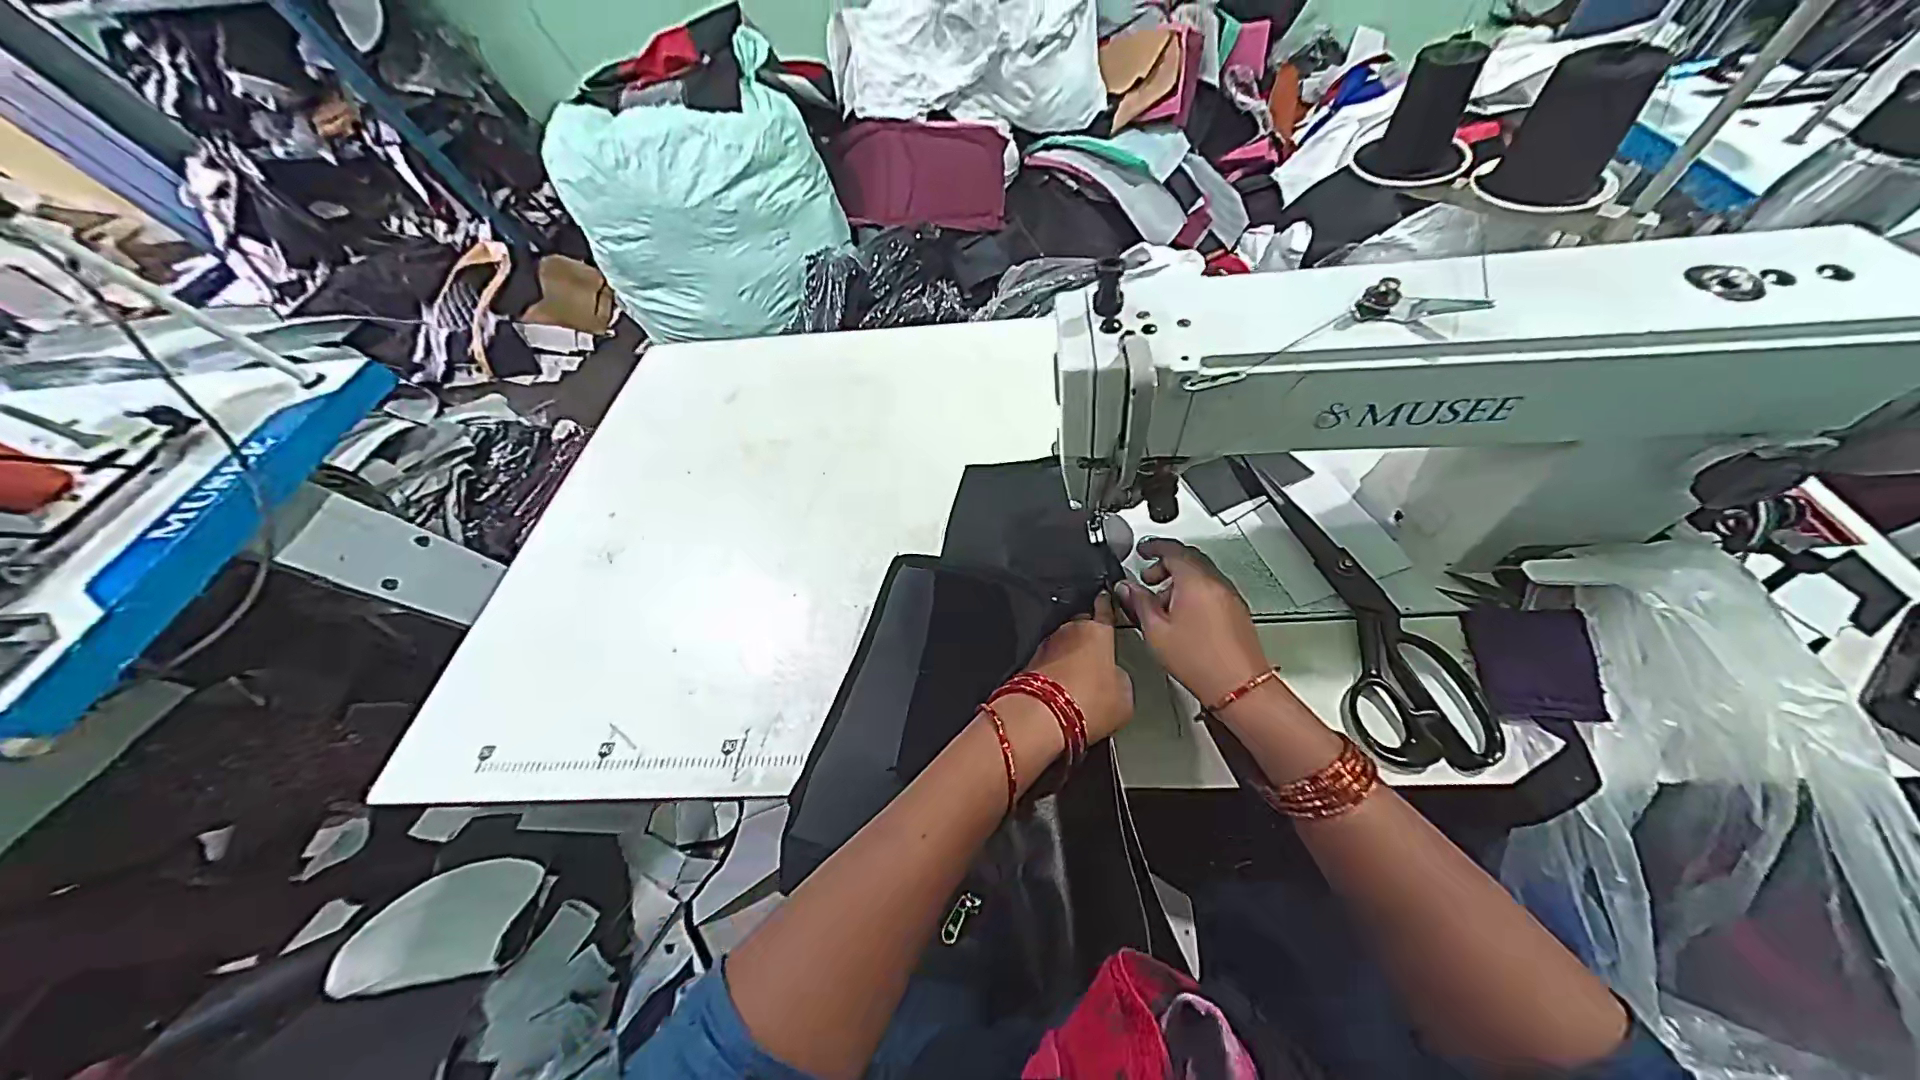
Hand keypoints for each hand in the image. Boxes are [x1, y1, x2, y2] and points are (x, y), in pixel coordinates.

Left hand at [1023, 594, 1133, 743]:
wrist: (1042, 717)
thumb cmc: (1087, 702)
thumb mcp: (1125, 695)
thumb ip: (1122, 677)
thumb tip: (1115, 679)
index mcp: (1096, 630)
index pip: (1104, 609)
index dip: (1107, 605)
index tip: (1106, 599)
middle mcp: (1068, 631)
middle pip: (1082, 628)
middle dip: (1088, 639)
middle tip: (1098, 660)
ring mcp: (1045, 646)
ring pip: (1062, 646)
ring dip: (1069, 657)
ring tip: (1079, 681)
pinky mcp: (1028, 664)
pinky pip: (1047, 663)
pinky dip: (1054, 672)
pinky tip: (1062, 690)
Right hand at [1115, 538, 1270, 706]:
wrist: (1238, 686)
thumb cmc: (1202, 662)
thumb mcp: (1155, 630)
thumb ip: (1138, 603)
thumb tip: (1127, 589)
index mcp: (1195, 582)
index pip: (1172, 549)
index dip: (1153, 546)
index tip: (1143, 550)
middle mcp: (1216, 584)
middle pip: (1188, 558)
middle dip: (1165, 564)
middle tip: (1147, 577)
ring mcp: (1229, 596)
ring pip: (1200, 574)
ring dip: (1179, 579)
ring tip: (1161, 602)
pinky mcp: (1236, 610)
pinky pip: (1211, 589)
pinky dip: (1194, 591)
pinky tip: (1181, 614)